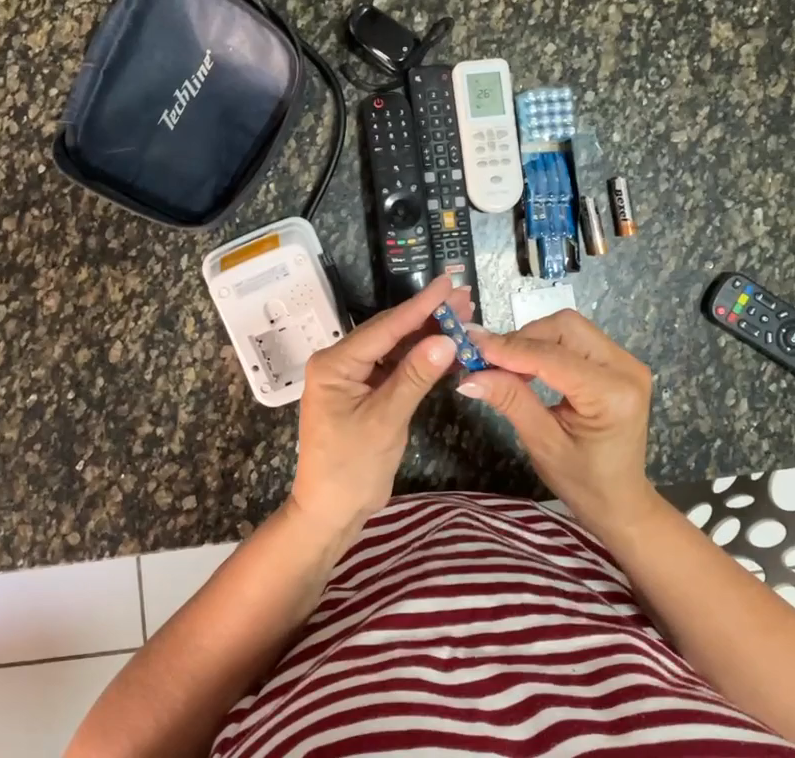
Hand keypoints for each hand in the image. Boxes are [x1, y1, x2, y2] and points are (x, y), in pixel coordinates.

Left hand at [288, 274, 469, 533]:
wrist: (330, 512)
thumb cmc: (350, 468)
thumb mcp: (385, 421)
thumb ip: (414, 378)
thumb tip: (445, 341)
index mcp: (334, 363)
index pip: (385, 328)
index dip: (420, 306)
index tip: (449, 283)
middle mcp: (340, 363)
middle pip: (389, 333)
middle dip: (427, 316)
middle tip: (465, 297)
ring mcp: (351, 378)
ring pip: (393, 348)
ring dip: (425, 335)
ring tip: (462, 317)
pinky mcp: (364, 393)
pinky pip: (393, 368)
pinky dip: (418, 360)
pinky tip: (443, 348)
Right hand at [459, 310, 656, 531]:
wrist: (619, 499)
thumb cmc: (583, 481)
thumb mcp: (542, 443)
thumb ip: (510, 401)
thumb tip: (469, 376)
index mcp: (613, 394)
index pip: (552, 357)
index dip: (509, 349)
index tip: (470, 345)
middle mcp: (626, 368)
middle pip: (564, 328)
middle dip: (522, 339)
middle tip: (490, 361)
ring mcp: (625, 362)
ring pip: (568, 329)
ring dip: (532, 341)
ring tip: (505, 366)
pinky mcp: (617, 362)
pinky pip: (575, 340)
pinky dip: (545, 347)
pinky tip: (527, 368)